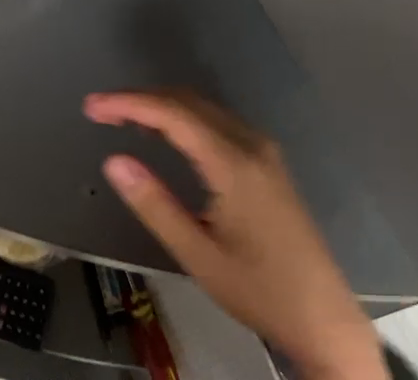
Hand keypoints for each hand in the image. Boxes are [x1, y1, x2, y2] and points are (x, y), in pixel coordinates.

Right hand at [85, 91, 388, 379]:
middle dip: (140, 99)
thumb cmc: (259, 290)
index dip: (128, 103)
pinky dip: (183, 119)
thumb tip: (113, 160)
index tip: (92, 106)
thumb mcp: (198, 255)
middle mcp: (252, 145)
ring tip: (121, 120)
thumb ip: (155, 204)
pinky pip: (218, 122)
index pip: (173, 114)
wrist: (325, 318)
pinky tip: (164, 135)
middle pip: (188, 101)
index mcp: (234, 164)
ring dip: (161, 106)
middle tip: (100, 111)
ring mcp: (264, 151)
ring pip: (203, 108)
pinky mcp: (268, 161)